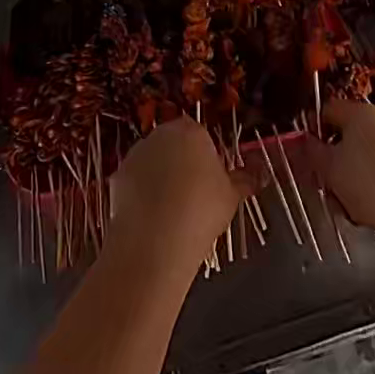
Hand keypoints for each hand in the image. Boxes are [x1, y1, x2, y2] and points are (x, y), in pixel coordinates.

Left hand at [108, 119, 257, 265]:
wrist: (153, 242)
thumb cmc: (201, 209)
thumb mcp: (232, 194)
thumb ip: (244, 180)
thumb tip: (258, 176)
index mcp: (191, 131)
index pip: (200, 133)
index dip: (206, 154)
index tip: (212, 177)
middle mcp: (160, 136)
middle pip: (174, 143)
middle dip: (182, 161)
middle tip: (194, 191)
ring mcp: (135, 156)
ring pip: (153, 161)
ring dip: (160, 176)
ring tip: (172, 208)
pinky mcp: (116, 180)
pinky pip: (135, 181)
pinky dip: (142, 193)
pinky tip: (152, 217)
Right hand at [307, 100, 374, 249]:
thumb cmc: (370, 186)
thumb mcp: (330, 170)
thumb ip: (311, 151)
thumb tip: (300, 139)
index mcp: (360, 112)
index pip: (327, 109)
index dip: (312, 129)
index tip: (306, 155)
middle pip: (348, 131)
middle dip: (334, 157)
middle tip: (327, 184)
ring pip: (366, 151)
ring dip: (352, 172)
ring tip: (348, 203)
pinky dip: (374, 180)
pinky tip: (371, 207)